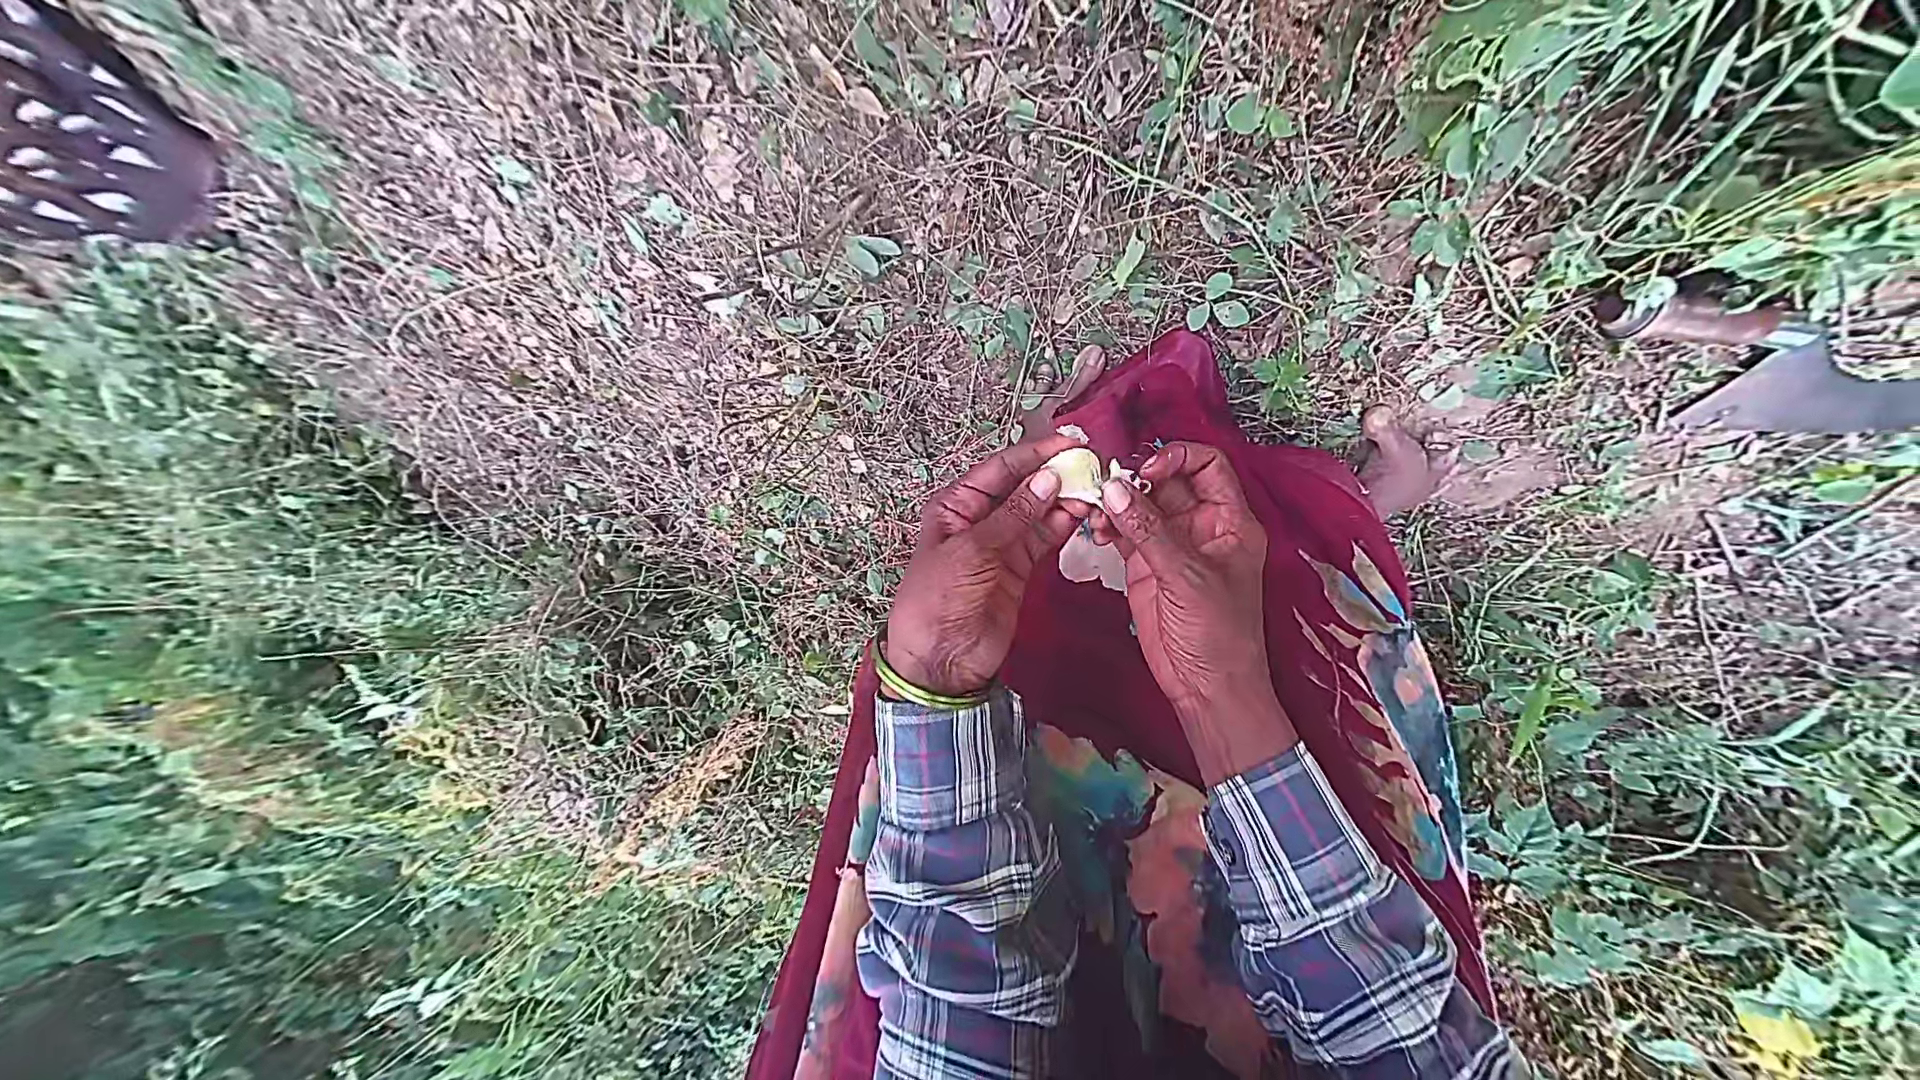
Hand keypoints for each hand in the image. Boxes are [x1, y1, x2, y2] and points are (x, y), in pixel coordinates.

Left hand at [885, 433, 1091, 696]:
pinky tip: (1084, 512)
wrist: (940, 660)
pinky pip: (1044, 538)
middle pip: (1023, 486)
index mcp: (957, 505)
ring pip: (1039, 511)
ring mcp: (1002, 543)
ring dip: (1065, 499)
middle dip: (1054, 474)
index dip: (1035, 454)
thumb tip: (1049, 479)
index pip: (1001, 469)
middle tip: (1092, 465)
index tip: (1070, 443)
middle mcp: (980, 518)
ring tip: (1095, 489)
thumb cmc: (939, 599)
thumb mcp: (973, 550)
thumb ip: (1014, 515)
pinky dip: (1064, 524)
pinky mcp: (1019, 567)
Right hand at [1092, 442, 1297, 780]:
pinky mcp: (1144, 565)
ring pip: (1139, 505)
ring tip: (1097, 511)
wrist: (1205, 685)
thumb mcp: (1186, 576)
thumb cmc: (1221, 634)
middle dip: (1136, 480)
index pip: (1206, 465)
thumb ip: (1149, 530)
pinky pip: (1124, 532)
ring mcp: (1169, 545)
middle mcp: (1199, 527)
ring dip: (1116, 503)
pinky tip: (1097, 531)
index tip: (1146, 470)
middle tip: (1109, 486)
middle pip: (1166, 482)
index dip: (1176, 458)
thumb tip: (1116, 490)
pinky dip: (1108, 526)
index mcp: (1228, 521)